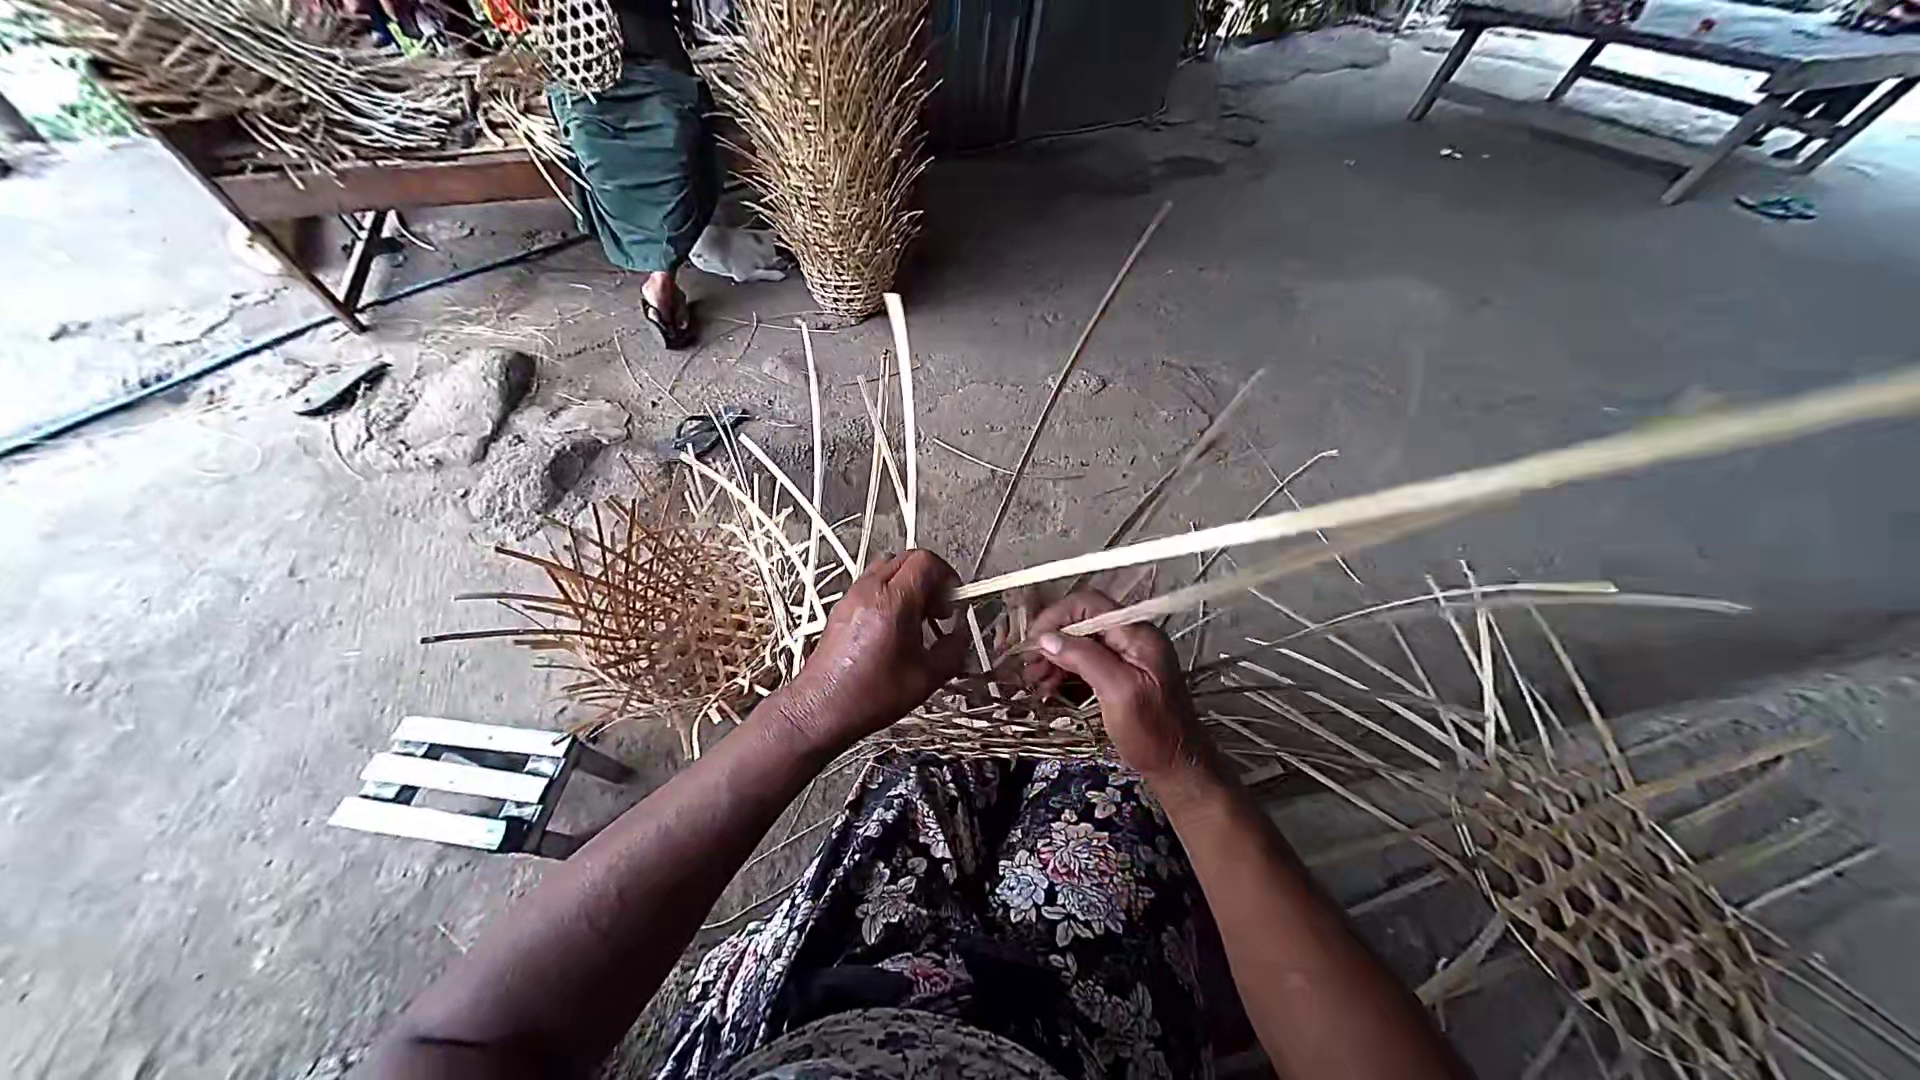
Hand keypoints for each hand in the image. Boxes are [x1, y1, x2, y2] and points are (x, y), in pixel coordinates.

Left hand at [776, 551, 967, 750]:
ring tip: (917, 618)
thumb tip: (961, 637)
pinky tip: (894, 626)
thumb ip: (953, 651)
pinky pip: (871, 584)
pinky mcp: (842, 607)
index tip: (952, 601)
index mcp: (893, 601)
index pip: (926, 561)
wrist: (821, 709)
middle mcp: (870, 590)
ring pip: (888, 568)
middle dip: (930, 579)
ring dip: (909, 584)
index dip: (947, 576)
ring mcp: (852, 596)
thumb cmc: (868, 695)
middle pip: (908, 559)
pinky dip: (889, 593)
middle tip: (939, 609)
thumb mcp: (925, 678)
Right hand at [1023, 590, 1210, 783]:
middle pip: (1081, 622)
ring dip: (1054, 658)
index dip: (1055, 617)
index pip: (1088, 604)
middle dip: (1051, 641)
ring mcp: (1126, 656)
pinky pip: (1085, 662)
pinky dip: (1064, 671)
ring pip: (1079, 643)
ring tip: (1034, 681)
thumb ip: (1084, 658)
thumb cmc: (1152, 733)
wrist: (1179, 768)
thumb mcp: (1118, 692)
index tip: (1032, 641)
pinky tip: (1049, 687)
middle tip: (1029, 667)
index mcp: (1137, 633)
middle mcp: (1132, 637)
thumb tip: (1047, 638)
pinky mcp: (1120, 674)